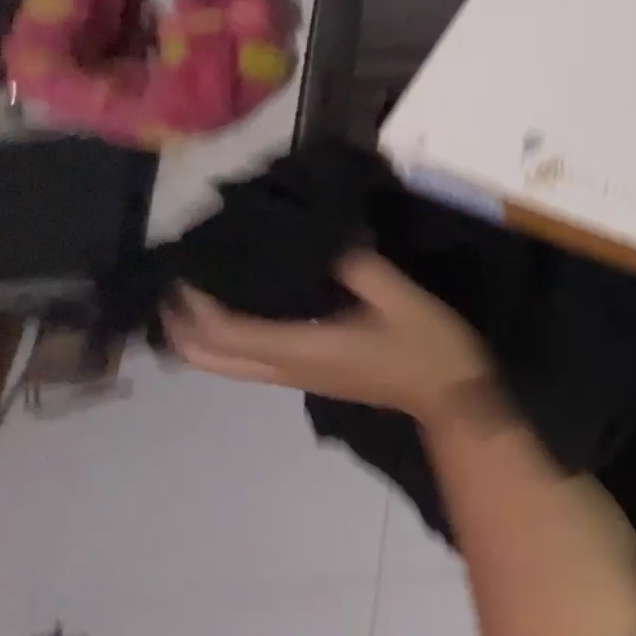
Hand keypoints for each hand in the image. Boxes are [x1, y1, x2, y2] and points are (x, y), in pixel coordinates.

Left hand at [162, 250, 494, 425]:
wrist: (454, 395)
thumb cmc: (429, 348)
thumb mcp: (404, 300)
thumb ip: (361, 268)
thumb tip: (329, 240)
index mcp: (301, 349)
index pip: (221, 330)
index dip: (194, 300)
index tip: (194, 263)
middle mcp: (286, 368)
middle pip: (205, 357)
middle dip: (180, 323)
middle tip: (185, 283)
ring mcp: (299, 378)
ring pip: (223, 364)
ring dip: (202, 334)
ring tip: (210, 296)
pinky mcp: (314, 379)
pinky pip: (249, 363)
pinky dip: (231, 340)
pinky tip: (253, 315)